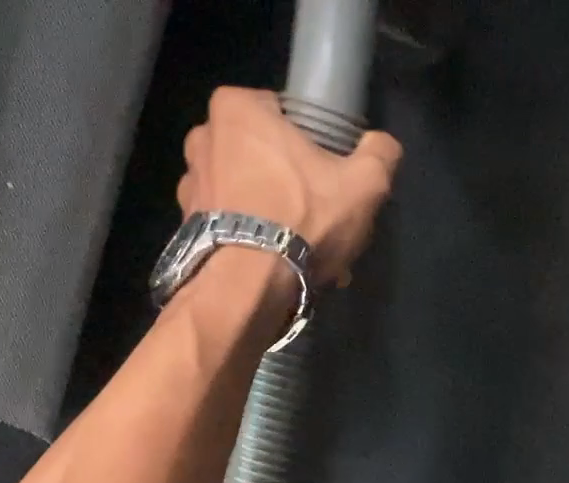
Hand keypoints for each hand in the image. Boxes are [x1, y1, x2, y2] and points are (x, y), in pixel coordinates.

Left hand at [178, 87, 401, 286]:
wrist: (247, 288)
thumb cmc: (301, 220)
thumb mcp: (363, 185)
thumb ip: (380, 156)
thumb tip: (382, 146)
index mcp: (236, 109)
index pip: (280, 112)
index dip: (309, 143)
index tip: (327, 174)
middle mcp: (203, 138)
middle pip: (261, 155)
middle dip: (289, 184)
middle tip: (319, 219)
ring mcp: (188, 185)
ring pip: (245, 194)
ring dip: (271, 218)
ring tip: (302, 253)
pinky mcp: (186, 227)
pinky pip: (230, 228)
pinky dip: (253, 243)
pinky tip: (279, 268)